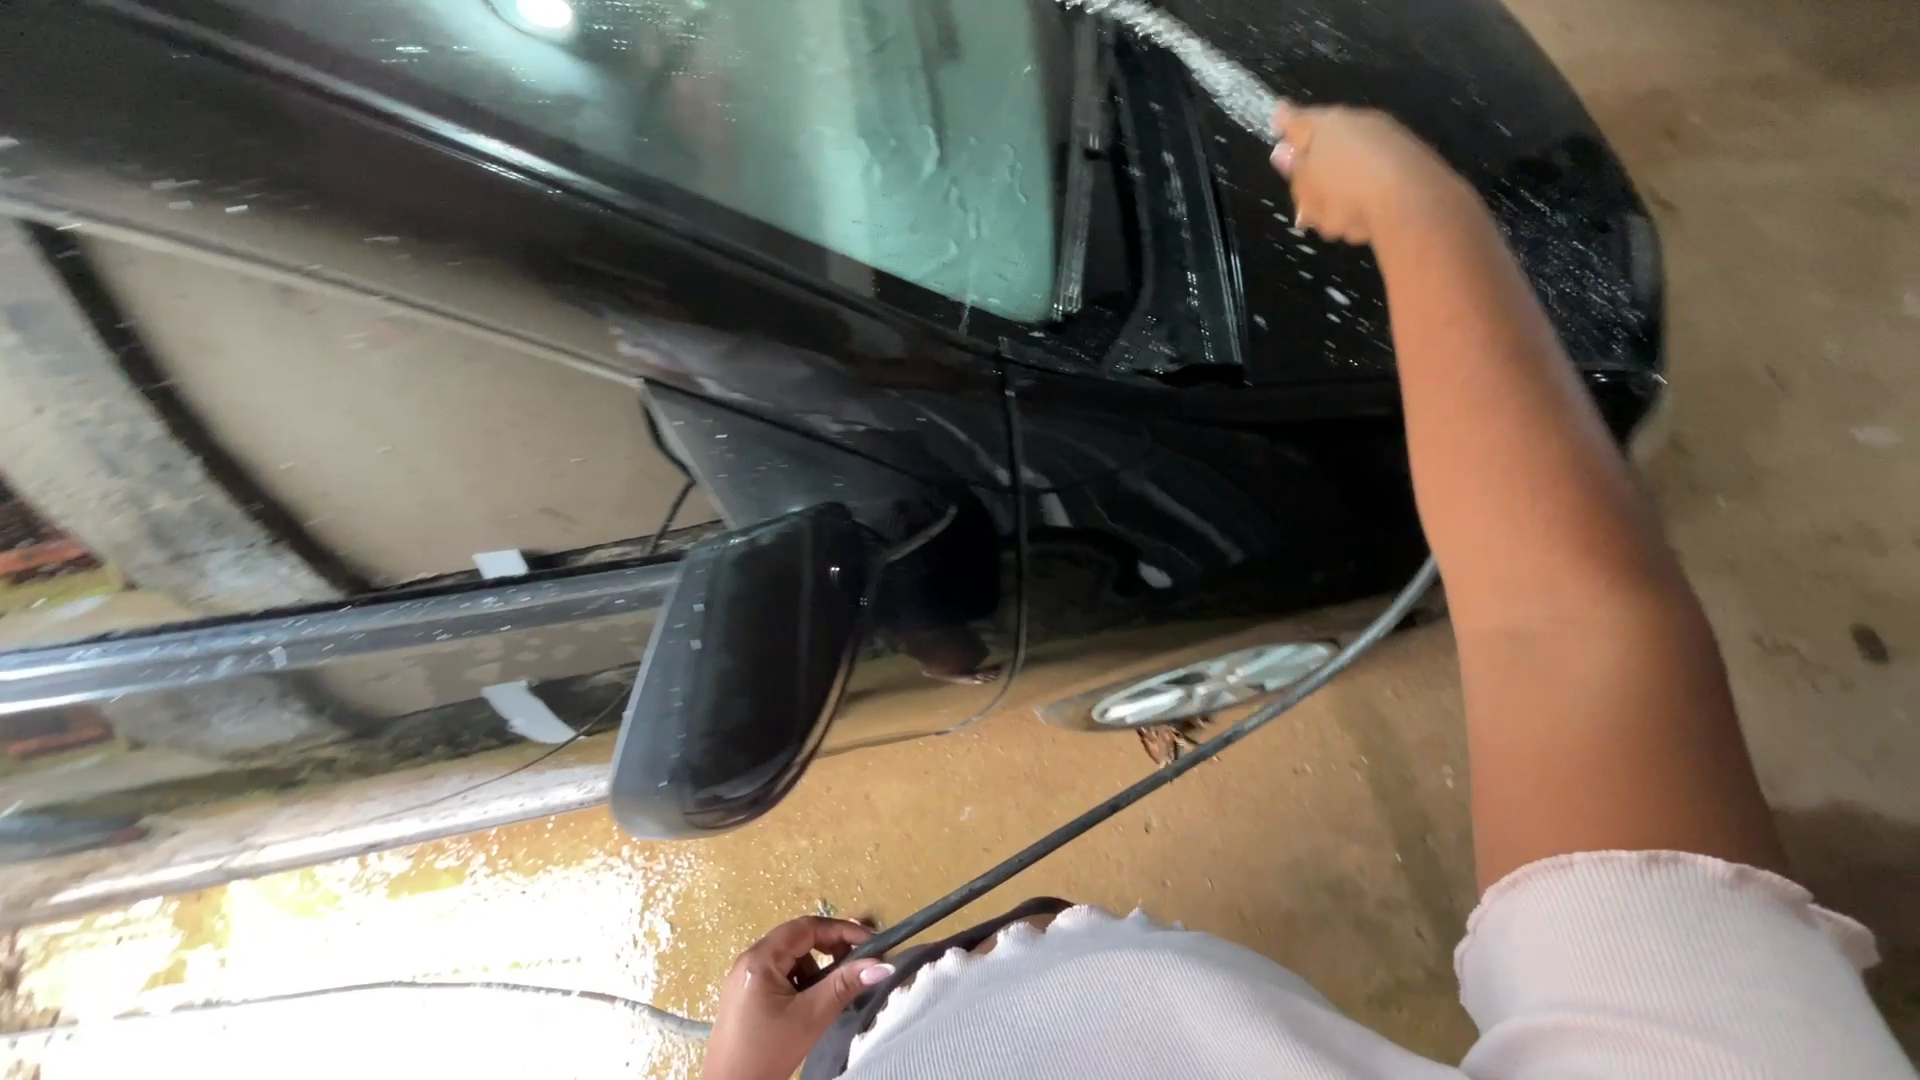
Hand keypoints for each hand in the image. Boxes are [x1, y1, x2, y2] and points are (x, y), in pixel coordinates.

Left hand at [700, 917, 893, 1079]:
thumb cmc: (767, 1053)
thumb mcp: (810, 1017)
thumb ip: (845, 985)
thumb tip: (883, 965)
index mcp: (760, 958)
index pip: (807, 927)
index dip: (841, 931)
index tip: (871, 943)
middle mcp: (750, 959)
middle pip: (798, 940)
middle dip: (830, 950)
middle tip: (855, 966)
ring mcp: (744, 978)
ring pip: (791, 959)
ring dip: (815, 970)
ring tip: (827, 997)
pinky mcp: (744, 996)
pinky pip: (780, 975)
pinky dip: (800, 984)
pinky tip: (807, 1008)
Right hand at [1270, 102, 1473, 245]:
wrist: (1409, 198)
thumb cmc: (1344, 190)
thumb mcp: (1306, 186)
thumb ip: (1294, 169)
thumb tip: (1282, 152)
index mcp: (1325, 124)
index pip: (1297, 119)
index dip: (1285, 119)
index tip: (1277, 113)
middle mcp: (1356, 124)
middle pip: (1325, 145)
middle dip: (1312, 170)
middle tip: (1303, 199)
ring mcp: (1383, 140)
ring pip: (1348, 167)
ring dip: (1337, 191)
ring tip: (1332, 220)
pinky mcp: (1405, 162)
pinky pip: (1371, 181)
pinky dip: (1362, 199)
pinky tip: (1360, 220)